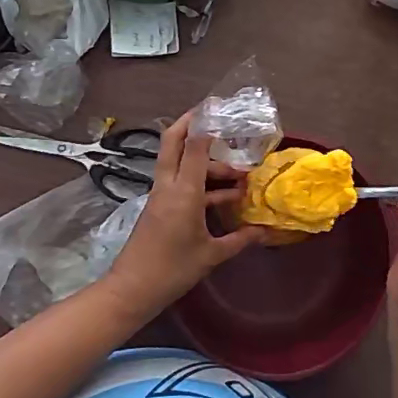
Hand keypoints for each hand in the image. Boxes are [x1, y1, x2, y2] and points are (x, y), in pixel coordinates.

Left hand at [105, 110, 264, 309]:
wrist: (133, 288)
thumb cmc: (173, 270)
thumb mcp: (211, 255)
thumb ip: (240, 240)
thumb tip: (265, 231)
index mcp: (184, 192)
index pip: (194, 146)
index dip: (206, 124)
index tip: (221, 109)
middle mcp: (169, 186)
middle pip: (174, 143)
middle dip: (191, 125)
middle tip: (217, 118)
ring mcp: (161, 196)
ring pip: (181, 164)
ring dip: (207, 164)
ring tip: (239, 176)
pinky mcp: (159, 207)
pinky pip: (180, 183)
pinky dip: (201, 183)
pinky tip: (225, 198)